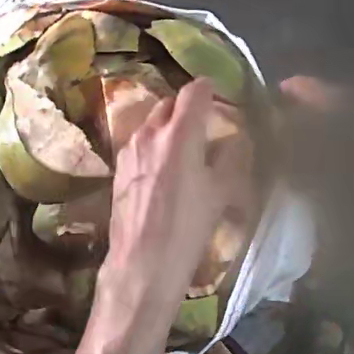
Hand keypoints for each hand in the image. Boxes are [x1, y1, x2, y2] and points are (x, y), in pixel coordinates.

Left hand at [98, 79, 231, 320]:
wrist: (142, 263)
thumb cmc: (187, 229)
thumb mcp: (222, 193)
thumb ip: (231, 158)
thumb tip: (235, 138)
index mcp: (179, 134)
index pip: (194, 91)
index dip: (211, 90)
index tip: (222, 97)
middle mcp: (149, 134)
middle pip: (169, 103)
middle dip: (188, 107)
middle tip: (207, 123)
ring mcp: (128, 150)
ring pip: (151, 123)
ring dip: (169, 126)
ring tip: (186, 147)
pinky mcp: (118, 169)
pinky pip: (139, 144)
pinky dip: (154, 145)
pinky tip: (165, 168)